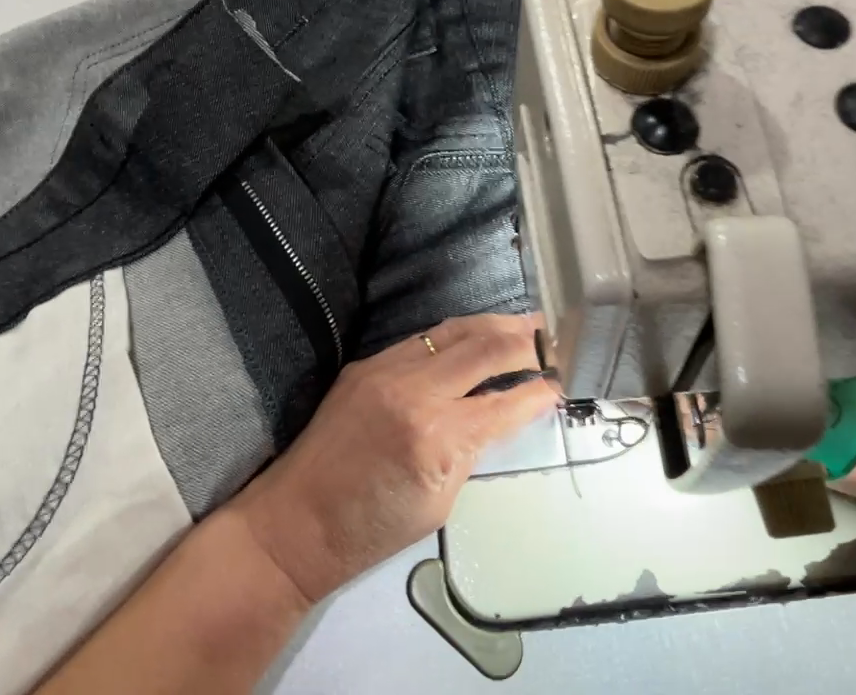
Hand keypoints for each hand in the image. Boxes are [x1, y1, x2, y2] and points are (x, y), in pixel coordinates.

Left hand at [226, 314, 558, 602]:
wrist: (295, 522)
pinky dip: (456, 336)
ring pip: (453, 331)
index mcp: (436, 438)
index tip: (560, 385)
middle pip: (484, 348)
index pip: (504, 403)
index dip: (538, 393)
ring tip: (525, 325)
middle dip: (525, 342)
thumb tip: (501, 415)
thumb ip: (472, 450)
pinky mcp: (366, 364)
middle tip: (553, 338)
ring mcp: (386, 370)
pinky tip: (475, 338)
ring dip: (493, 326)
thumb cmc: (370, 529)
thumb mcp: (440, 502)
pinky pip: (423, 340)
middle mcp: (414, 391)